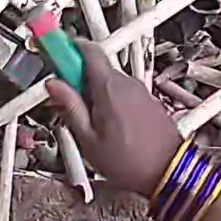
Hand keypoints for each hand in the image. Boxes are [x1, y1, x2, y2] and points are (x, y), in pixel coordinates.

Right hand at [45, 40, 181, 194]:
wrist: (170, 174)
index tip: (50, 47)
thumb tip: (53, 85)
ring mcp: (139, 91)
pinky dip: (108, 98)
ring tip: (86, 118)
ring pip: (107, 79)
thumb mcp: (87, 138)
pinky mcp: (147, 100)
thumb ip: (69, 106)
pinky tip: (105, 123)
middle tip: (63, 96)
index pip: (86, 50)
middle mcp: (126, 83)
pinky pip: (121, 90)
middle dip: (75, 76)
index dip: (65, 45)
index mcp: (109, 88)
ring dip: (92, 90)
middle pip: (94, 66)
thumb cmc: (131, 162)